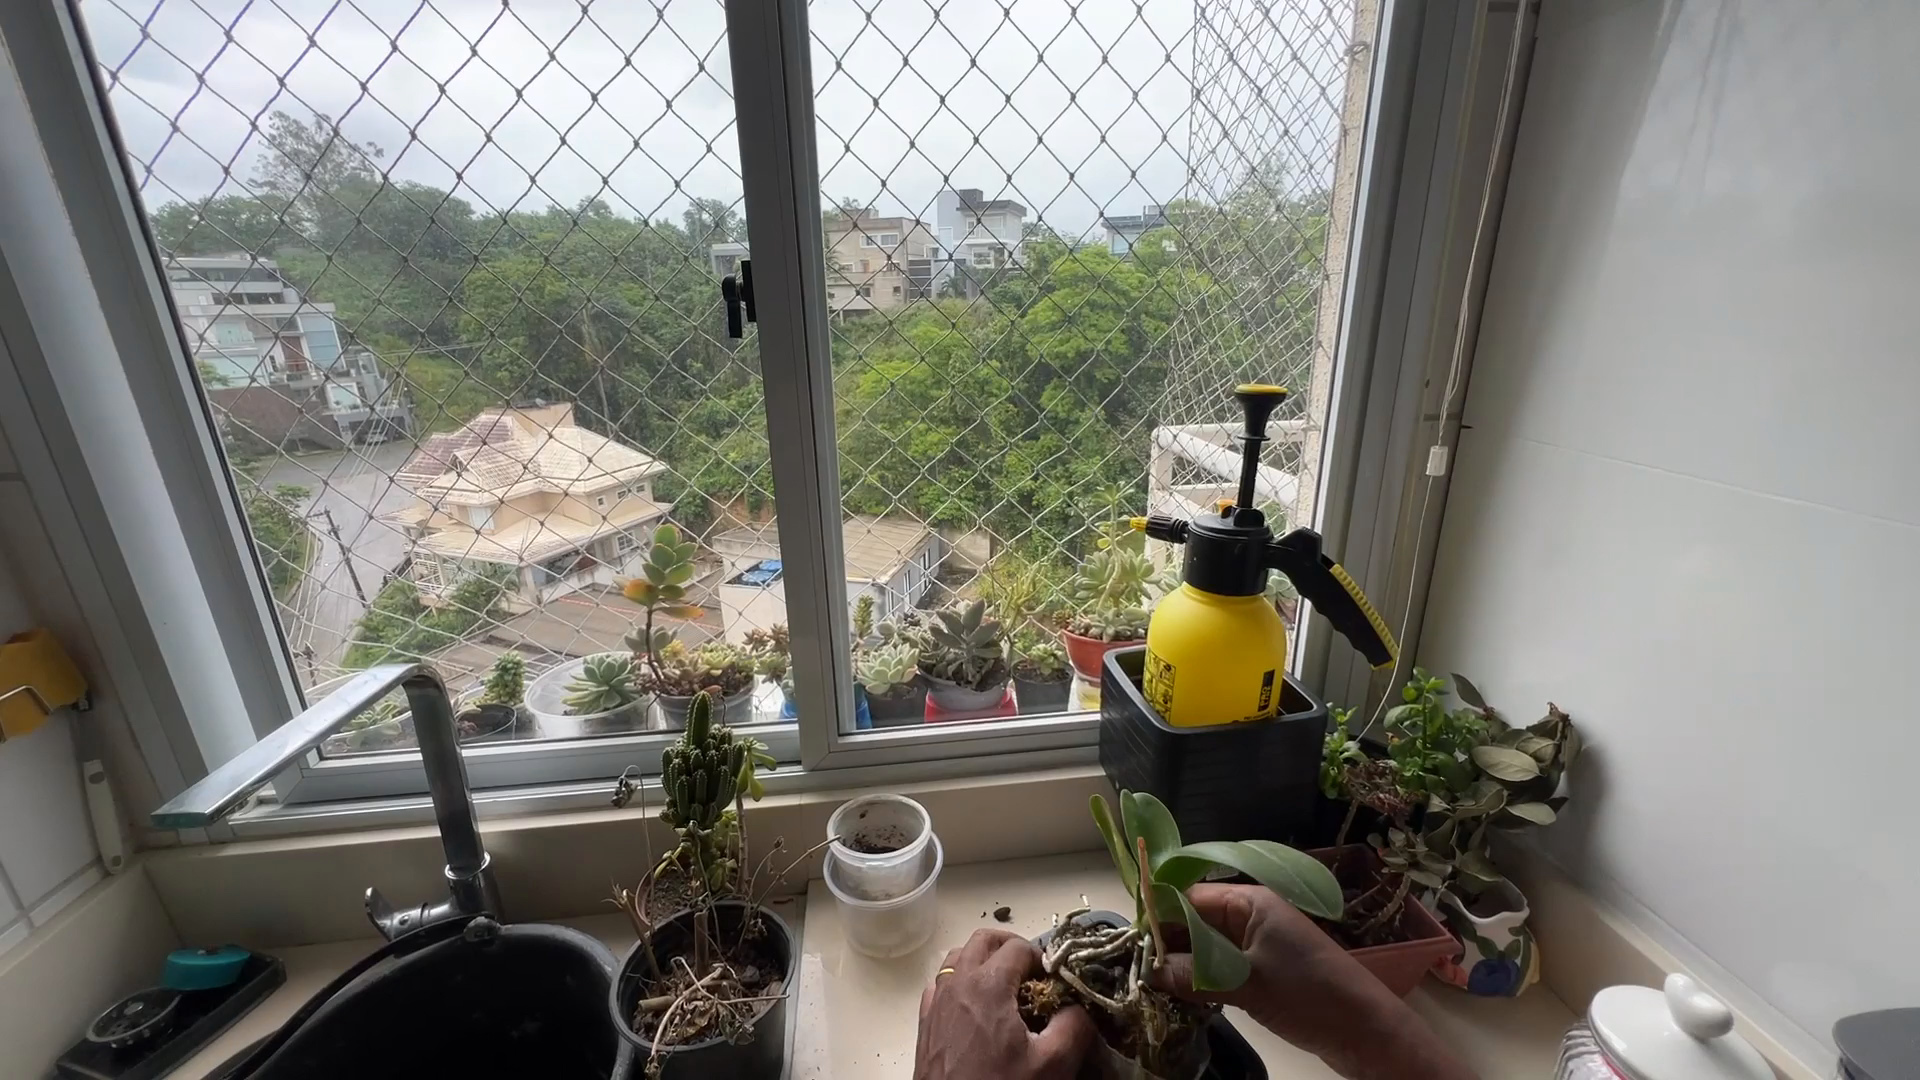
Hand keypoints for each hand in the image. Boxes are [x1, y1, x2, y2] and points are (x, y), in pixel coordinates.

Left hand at [914, 928, 1098, 1079]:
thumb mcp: (1052, 1065)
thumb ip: (1073, 1027)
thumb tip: (1078, 1006)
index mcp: (990, 983)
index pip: (1019, 948)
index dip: (1041, 958)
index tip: (1053, 981)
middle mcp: (959, 981)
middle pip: (984, 939)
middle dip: (1010, 947)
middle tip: (1030, 972)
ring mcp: (938, 999)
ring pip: (959, 956)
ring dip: (982, 959)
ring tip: (1003, 985)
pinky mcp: (926, 1020)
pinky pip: (941, 984)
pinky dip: (959, 982)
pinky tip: (973, 1007)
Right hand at [1153, 884, 1477, 1079]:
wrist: (1371, 1034)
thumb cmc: (1309, 994)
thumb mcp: (1246, 984)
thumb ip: (1194, 974)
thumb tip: (1149, 971)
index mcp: (1248, 899)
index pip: (1189, 895)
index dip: (1159, 914)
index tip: (1132, 939)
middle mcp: (1251, 911)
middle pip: (1196, 917)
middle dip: (1168, 939)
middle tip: (1139, 966)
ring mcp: (1260, 939)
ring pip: (1208, 942)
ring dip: (1185, 960)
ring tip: (1155, 981)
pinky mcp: (1267, 966)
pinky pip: (1224, 961)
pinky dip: (1204, 973)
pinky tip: (1185, 991)